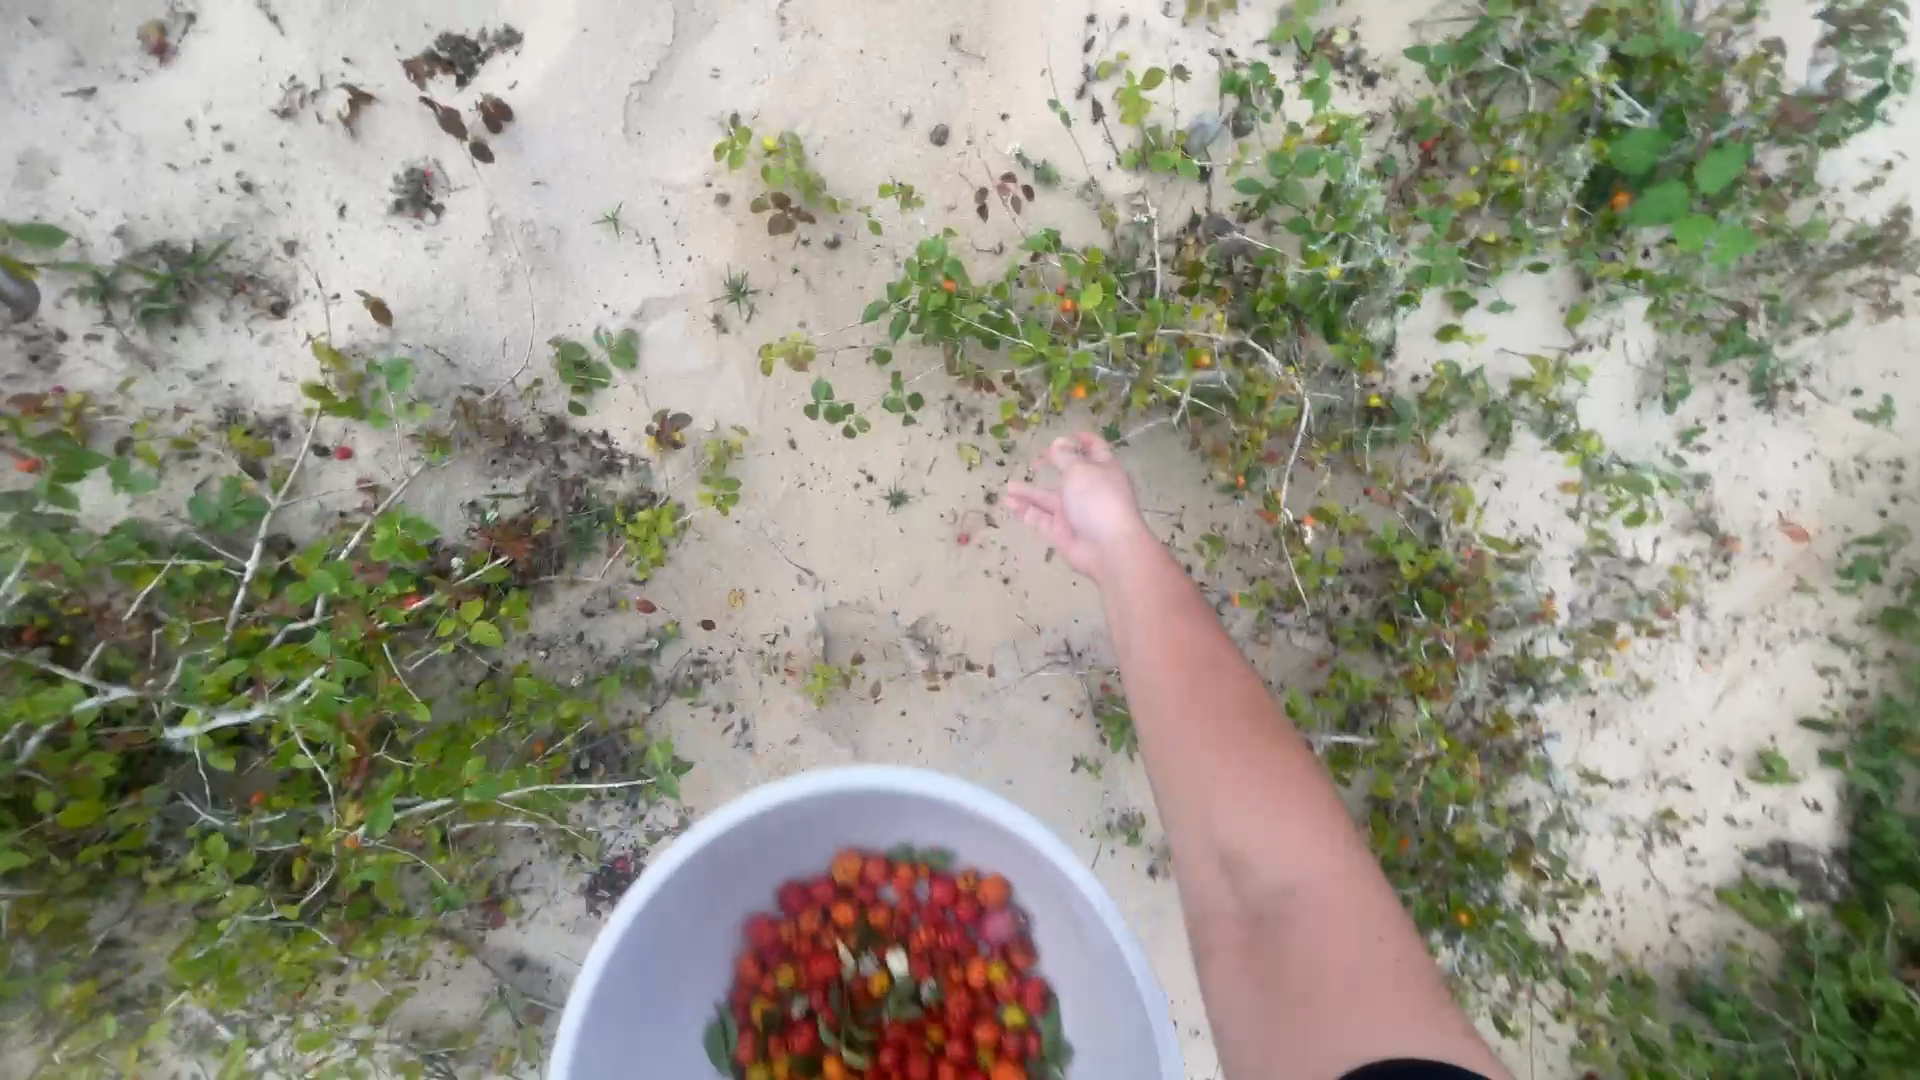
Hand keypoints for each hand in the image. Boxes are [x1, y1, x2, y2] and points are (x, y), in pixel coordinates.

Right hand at [1005, 433, 1153, 582]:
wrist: (1108, 548)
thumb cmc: (1098, 499)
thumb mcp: (1080, 470)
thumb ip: (1065, 456)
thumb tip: (1059, 442)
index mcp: (1102, 470)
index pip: (1095, 450)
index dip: (1084, 440)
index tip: (1071, 433)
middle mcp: (1088, 490)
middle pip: (1068, 475)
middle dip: (1052, 467)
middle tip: (1034, 462)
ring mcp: (1074, 513)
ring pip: (1049, 499)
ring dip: (1029, 492)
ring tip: (1009, 486)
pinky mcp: (1061, 533)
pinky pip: (1040, 519)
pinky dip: (1025, 511)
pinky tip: (1008, 503)